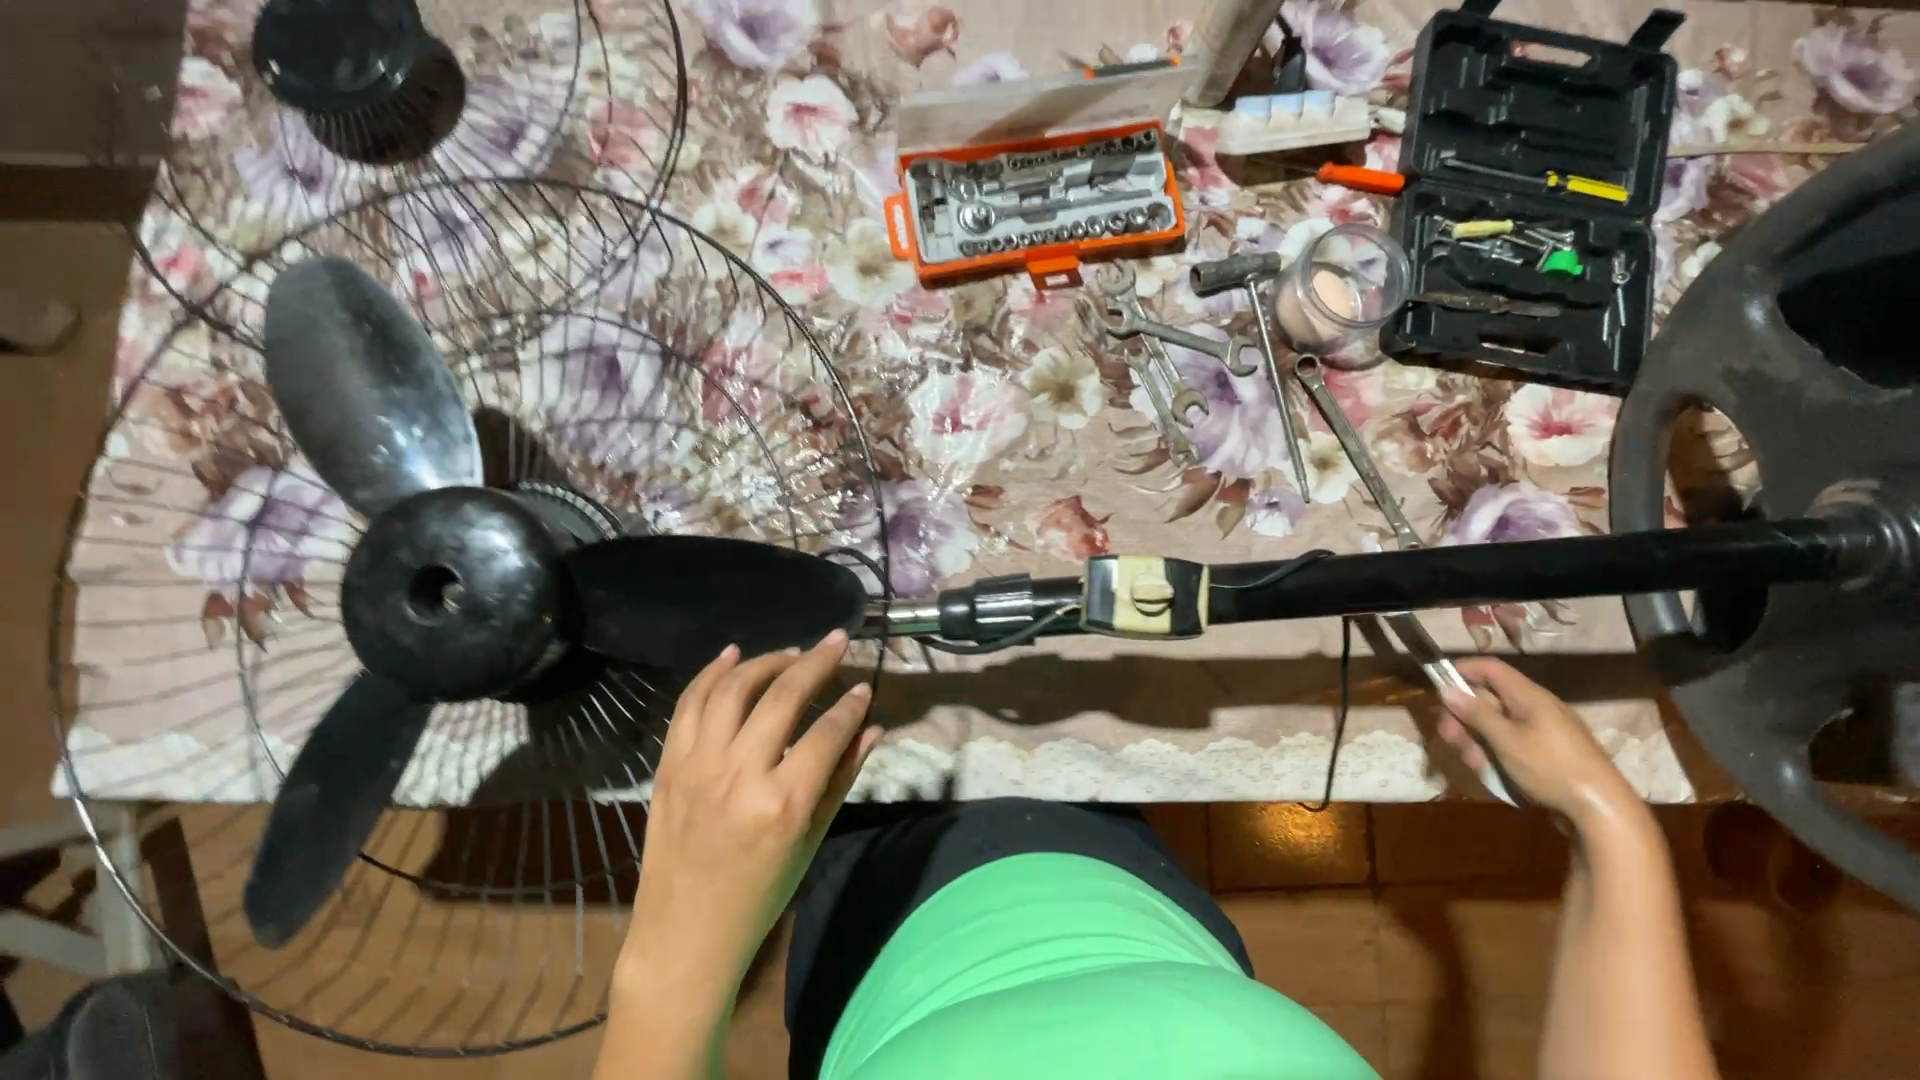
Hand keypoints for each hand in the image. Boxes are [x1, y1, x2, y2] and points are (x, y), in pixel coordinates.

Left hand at [618, 631, 878, 991]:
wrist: (685, 931)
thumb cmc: (761, 894)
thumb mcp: (812, 841)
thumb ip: (842, 778)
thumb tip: (874, 728)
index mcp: (783, 804)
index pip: (827, 733)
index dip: (851, 704)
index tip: (864, 686)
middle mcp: (739, 775)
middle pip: (784, 696)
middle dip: (817, 661)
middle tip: (838, 641)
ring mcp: (698, 766)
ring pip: (734, 689)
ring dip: (767, 661)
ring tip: (792, 653)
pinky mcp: (668, 764)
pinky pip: (689, 703)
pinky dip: (711, 673)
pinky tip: (733, 655)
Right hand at [1438, 658, 1642, 827]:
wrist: (1602, 811)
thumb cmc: (1551, 768)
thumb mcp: (1506, 740)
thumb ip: (1475, 713)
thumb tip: (1446, 689)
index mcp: (1529, 697)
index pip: (1490, 669)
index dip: (1462, 670)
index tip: (1437, 684)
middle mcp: (1536, 709)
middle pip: (1488, 700)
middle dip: (1463, 717)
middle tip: (1447, 737)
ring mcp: (1542, 733)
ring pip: (1496, 727)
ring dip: (1476, 741)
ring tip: (1474, 764)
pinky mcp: (1546, 754)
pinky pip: (1510, 744)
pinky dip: (1495, 754)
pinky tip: (1491, 773)